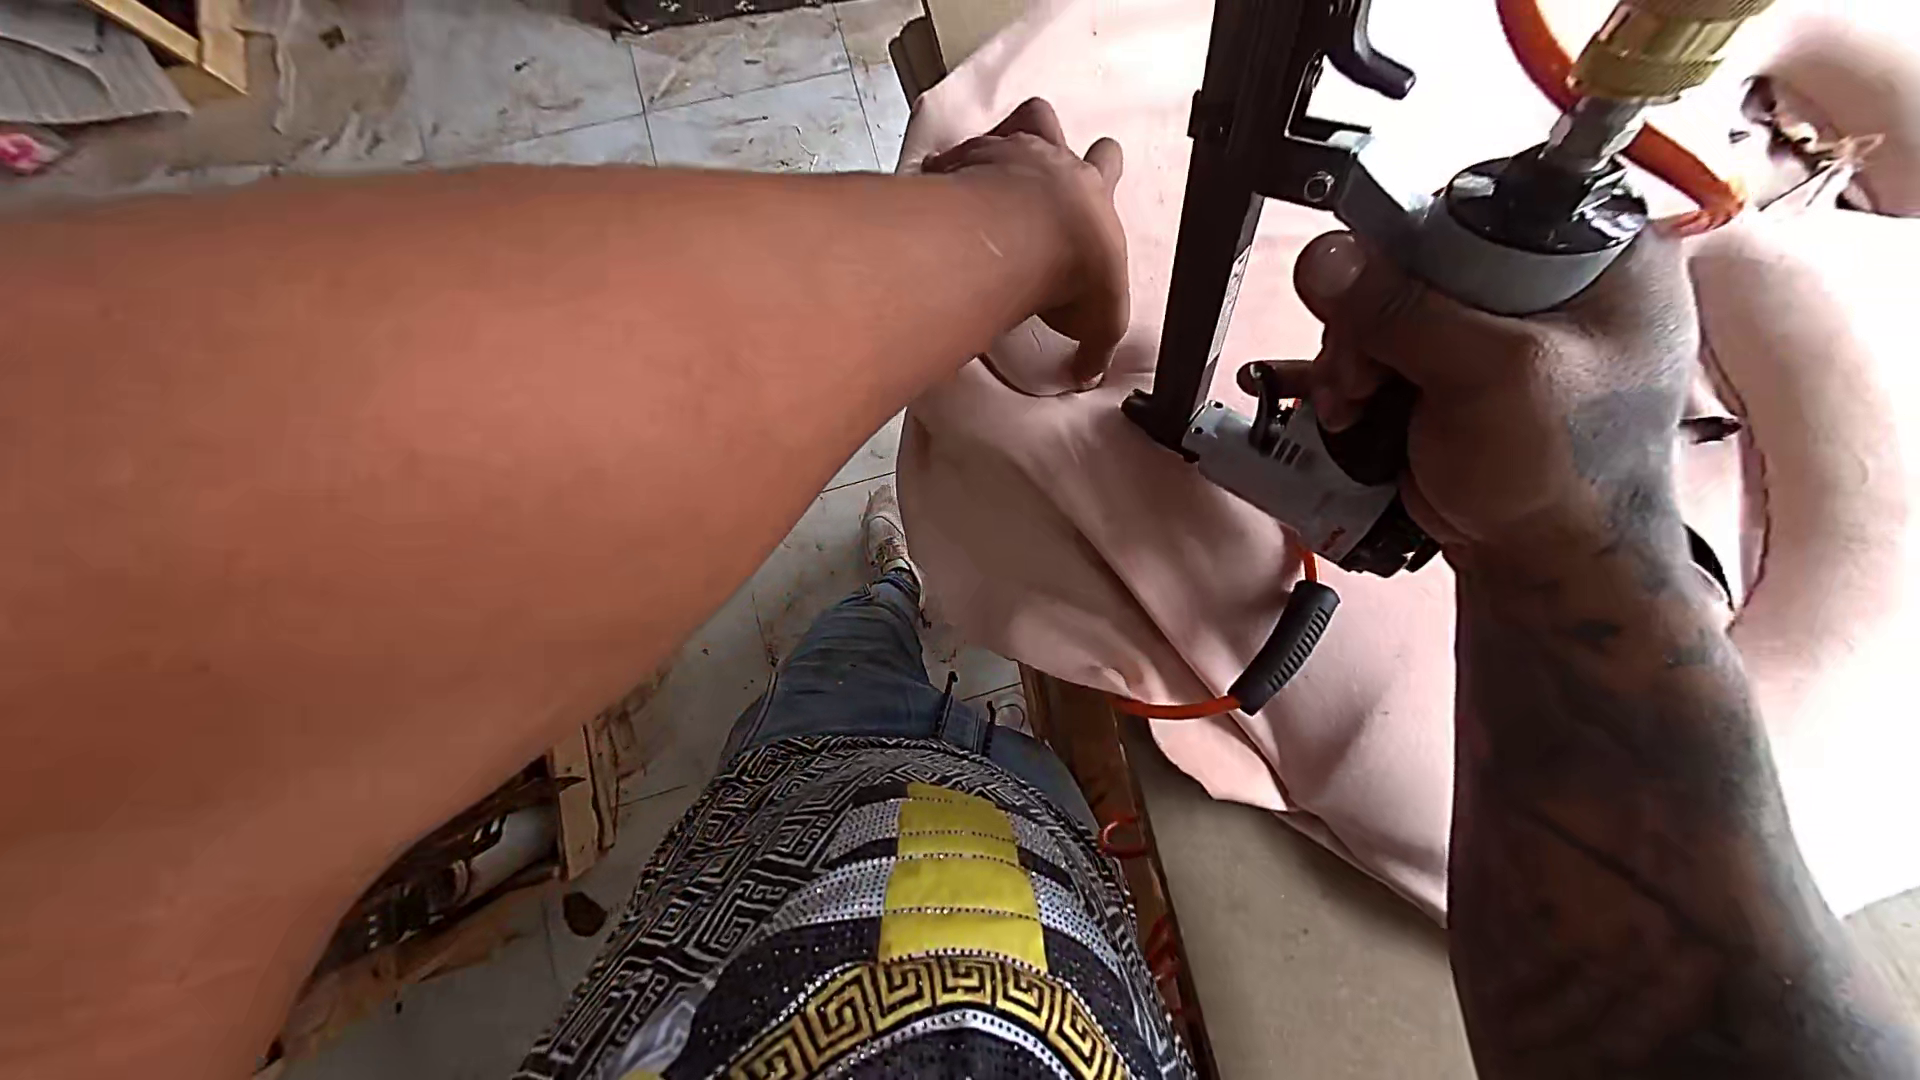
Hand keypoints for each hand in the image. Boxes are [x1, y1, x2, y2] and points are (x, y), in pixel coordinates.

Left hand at [924, 98, 1126, 384]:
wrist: (1030, 242)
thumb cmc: (1077, 272)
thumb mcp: (1102, 319)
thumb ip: (1096, 347)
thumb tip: (1089, 378)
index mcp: (1092, 191)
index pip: (1110, 161)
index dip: (1105, 164)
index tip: (1097, 174)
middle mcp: (1049, 162)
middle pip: (1051, 122)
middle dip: (1047, 135)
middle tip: (1033, 167)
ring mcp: (1004, 155)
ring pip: (1006, 121)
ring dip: (999, 138)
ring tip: (984, 166)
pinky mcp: (963, 163)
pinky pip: (950, 156)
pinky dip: (945, 169)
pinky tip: (938, 188)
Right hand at [1254, 230, 1698, 575]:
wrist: (1536, 555)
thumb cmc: (1552, 468)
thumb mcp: (1488, 376)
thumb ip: (1405, 313)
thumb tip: (1321, 255)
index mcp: (1587, 258)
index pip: (1475, 207)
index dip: (1409, 250)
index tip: (1375, 304)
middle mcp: (1531, 288)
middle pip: (1409, 269)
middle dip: (1365, 328)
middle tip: (1361, 379)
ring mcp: (1479, 337)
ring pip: (1380, 316)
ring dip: (1348, 363)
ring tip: (1351, 407)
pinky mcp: (1439, 376)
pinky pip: (1374, 355)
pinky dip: (1348, 381)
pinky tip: (1342, 408)